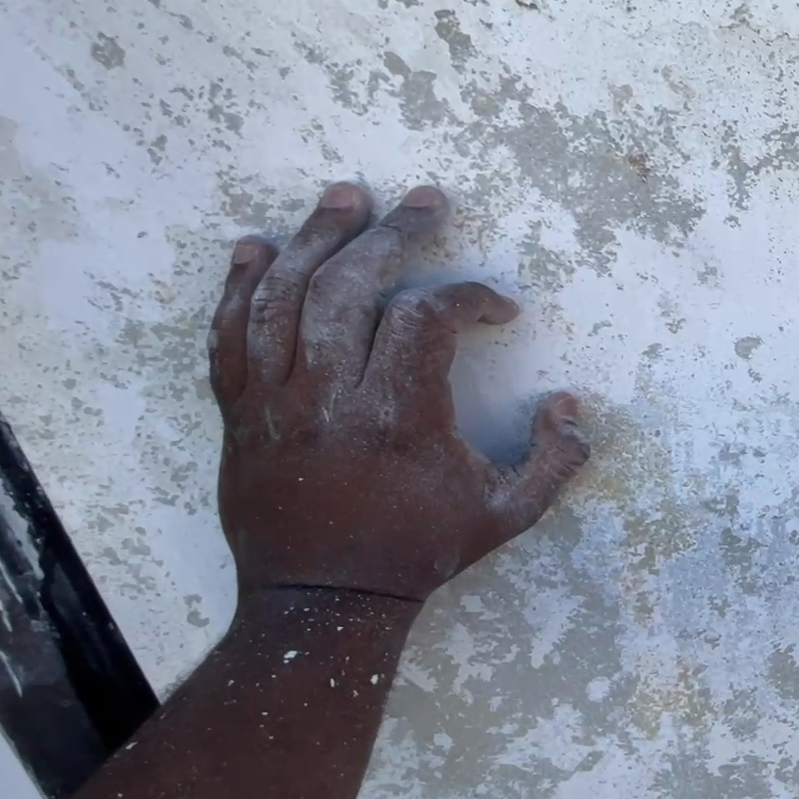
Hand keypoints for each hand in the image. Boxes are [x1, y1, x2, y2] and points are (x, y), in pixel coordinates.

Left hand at [207, 182, 589, 602]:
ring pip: (284, 299)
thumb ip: (557, 459)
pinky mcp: (240, 414)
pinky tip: (257, 246)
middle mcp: (332, 399)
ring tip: (345, 196)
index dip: (470, 297)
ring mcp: (275, 403)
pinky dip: (239, 285)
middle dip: (394, 236)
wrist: (322, 601)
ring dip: (316, 240)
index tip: (501, 308)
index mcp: (401, 418)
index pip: (426, 321)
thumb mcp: (512, 514)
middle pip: (351, 290)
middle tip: (425, 200)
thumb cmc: (422, 550)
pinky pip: (227, 335)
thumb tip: (571, 404)